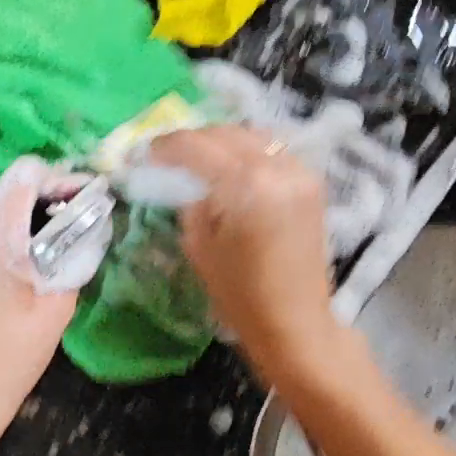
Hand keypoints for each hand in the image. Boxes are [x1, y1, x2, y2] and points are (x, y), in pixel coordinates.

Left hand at [0, 187, 77, 444]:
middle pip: (5, 187)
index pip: (21, 178)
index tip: (83, 194)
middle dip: (43, 191)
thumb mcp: (56, 305)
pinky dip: (8, 225)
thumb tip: (88, 224)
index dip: (56, 177)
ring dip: (25, 208)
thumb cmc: (14, 353)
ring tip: (59, 228)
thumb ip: (73, 256)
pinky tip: (32, 250)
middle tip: (77, 209)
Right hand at [150, 125, 339, 381]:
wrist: (295, 322)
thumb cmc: (239, 294)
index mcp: (245, 185)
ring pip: (252, 135)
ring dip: (220, 141)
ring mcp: (300, 172)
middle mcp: (277, 167)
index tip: (143, 153)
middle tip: (166, 156)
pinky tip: (231, 169)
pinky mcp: (311, 183)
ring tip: (197, 159)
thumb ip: (189, 201)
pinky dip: (247, 152)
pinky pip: (273, 151)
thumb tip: (180, 177)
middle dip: (191, 140)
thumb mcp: (198, 246)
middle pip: (225, 132)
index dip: (164, 146)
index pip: (196, 146)